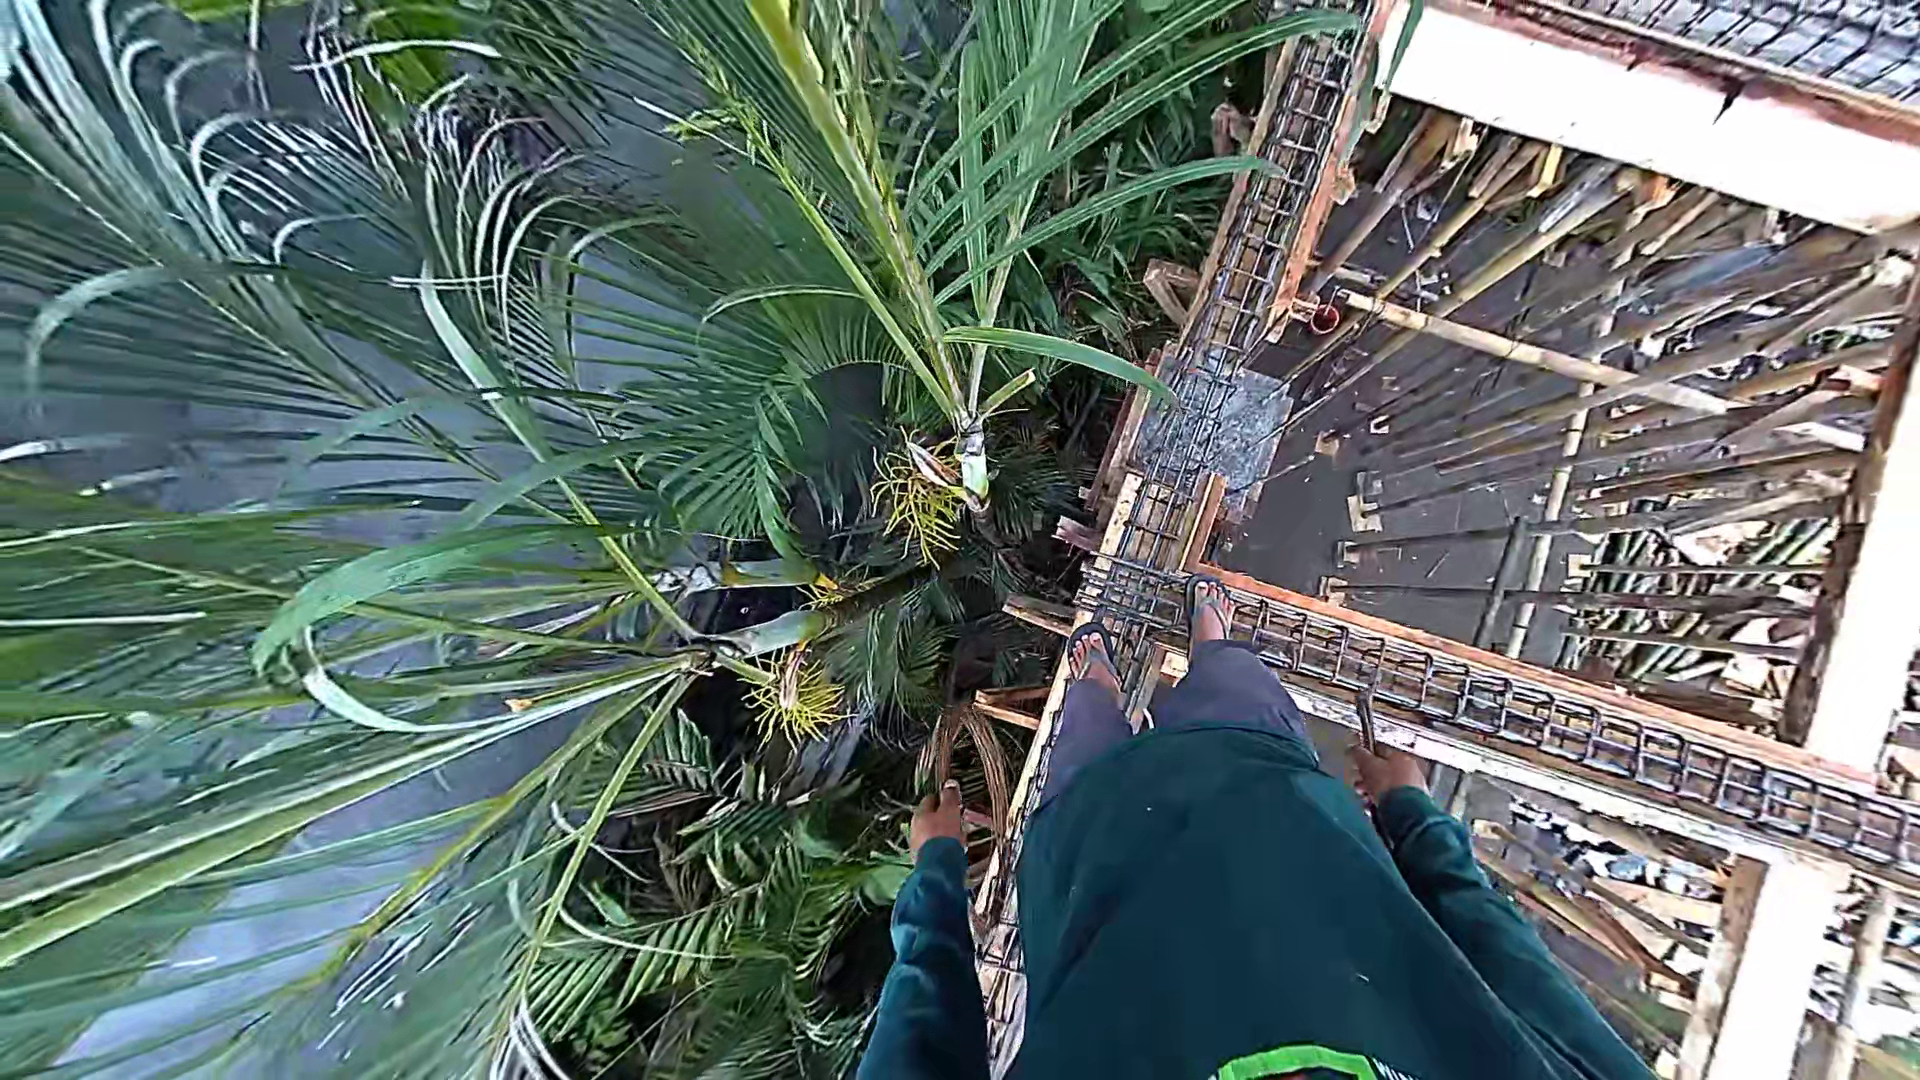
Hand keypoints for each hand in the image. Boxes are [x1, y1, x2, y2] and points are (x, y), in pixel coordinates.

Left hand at [910, 780, 964, 860]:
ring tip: (957, 836)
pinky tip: (953, 850)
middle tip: (956, 818)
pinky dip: (942, 846)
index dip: (942, 797)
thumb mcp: (950, 811)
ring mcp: (917, 845)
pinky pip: (934, 848)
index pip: (930, 798)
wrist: (939, 868)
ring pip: (931, 833)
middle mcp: (914, 828)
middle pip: (929, 817)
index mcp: (919, 813)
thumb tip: (949, 784)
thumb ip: (950, 797)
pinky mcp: (923, 860)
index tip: (953, 800)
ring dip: (942, 833)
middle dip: (942, 816)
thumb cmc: (944, 835)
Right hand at [1347, 742, 1427, 803]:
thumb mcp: (1366, 763)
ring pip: (1384, 787)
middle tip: (1359, 785)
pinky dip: (1379, 802)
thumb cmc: (1386, 783)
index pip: (1379, 752)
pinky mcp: (1411, 806)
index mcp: (1402, 758)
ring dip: (1370, 792)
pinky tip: (1371, 806)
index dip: (1364, 758)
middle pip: (1380, 772)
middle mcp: (1411, 772)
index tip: (1355, 766)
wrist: (1405, 811)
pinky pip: (1390, 800)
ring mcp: (1413, 790)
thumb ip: (1358, 753)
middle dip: (1365, 779)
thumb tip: (1354, 748)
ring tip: (1364, 798)